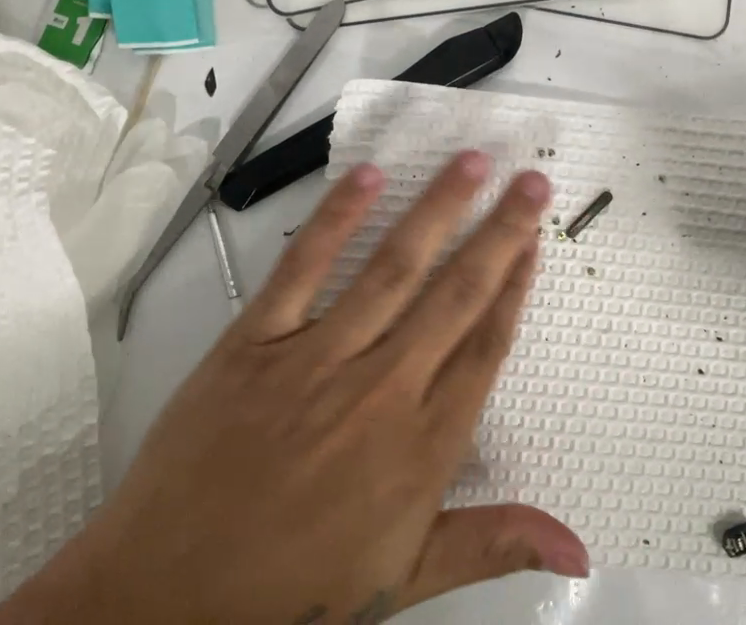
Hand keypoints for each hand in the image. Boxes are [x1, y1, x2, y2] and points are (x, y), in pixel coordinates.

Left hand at [0, 151, 586, 624]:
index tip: (534, 240)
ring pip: (392, 269)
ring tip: (471, 163)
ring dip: (436, 210)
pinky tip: (368, 179)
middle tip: (530, 181)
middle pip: (454, 295)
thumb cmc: (291, 591)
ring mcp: (315, 361)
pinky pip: (303, 270)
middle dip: (499, 232)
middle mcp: (380, 391)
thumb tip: (579, 547)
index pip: (485, 347)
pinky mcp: (253, 344)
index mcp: (421, 447)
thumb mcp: (403, 577)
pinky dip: (336, 220)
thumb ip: (492, 543)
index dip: (515, 288)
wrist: (165, 596)